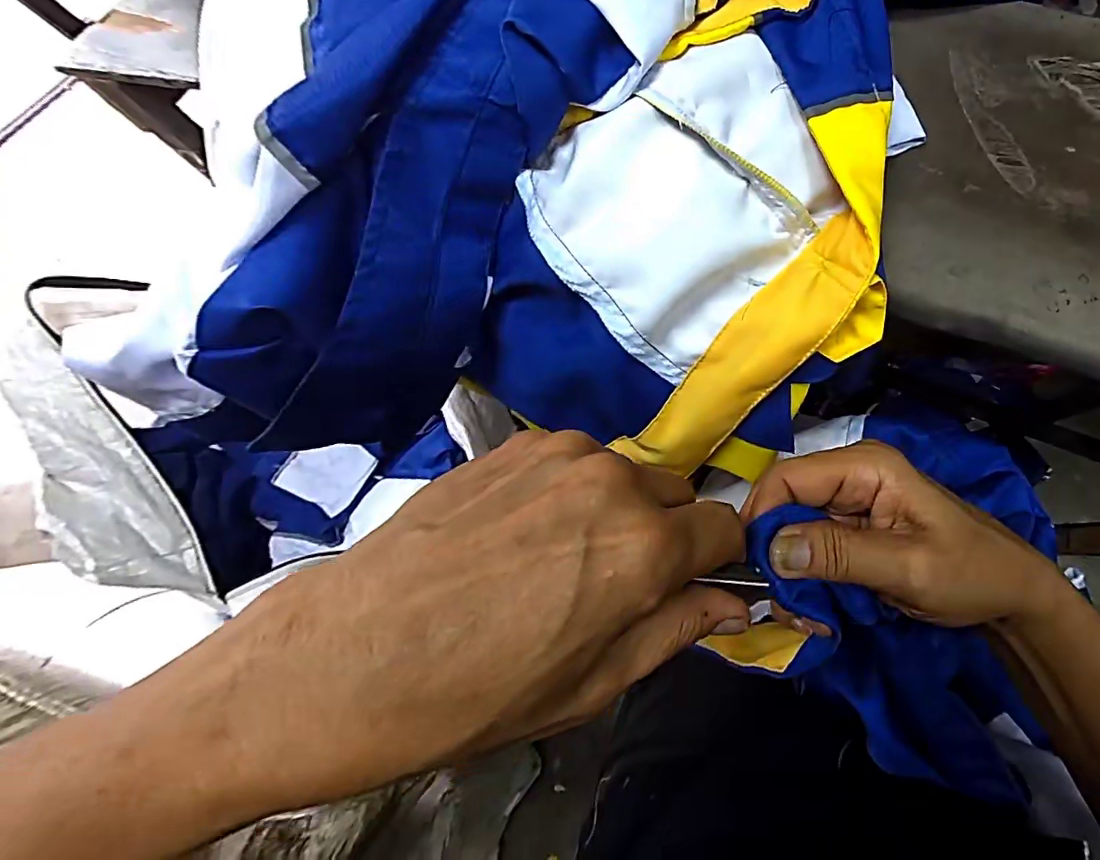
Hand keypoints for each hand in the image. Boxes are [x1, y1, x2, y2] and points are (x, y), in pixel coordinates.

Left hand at [157, 430, 748, 816]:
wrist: (322, 667)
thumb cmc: (467, 697)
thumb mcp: (590, 686)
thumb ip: (679, 630)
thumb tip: (735, 601)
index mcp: (645, 549)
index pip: (727, 527)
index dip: (716, 559)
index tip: (690, 580)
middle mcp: (618, 485)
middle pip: (683, 497)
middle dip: (667, 533)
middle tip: (613, 579)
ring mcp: (568, 454)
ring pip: (632, 476)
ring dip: (620, 508)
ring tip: (557, 553)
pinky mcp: (523, 442)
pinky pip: (582, 459)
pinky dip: (573, 488)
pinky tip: (521, 528)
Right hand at [740, 441, 1066, 627]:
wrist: (1008, 590)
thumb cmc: (971, 571)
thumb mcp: (907, 567)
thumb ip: (840, 554)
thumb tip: (770, 548)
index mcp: (869, 467)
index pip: (788, 477)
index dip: (760, 519)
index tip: (752, 574)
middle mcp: (855, 476)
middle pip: (786, 505)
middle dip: (777, 557)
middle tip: (788, 610)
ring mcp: (855, 504)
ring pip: (794, 532)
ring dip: (792, 577)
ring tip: (810, 619)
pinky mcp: (857, 532)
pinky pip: (814, 550)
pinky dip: (809, 582)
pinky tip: (822, 614)